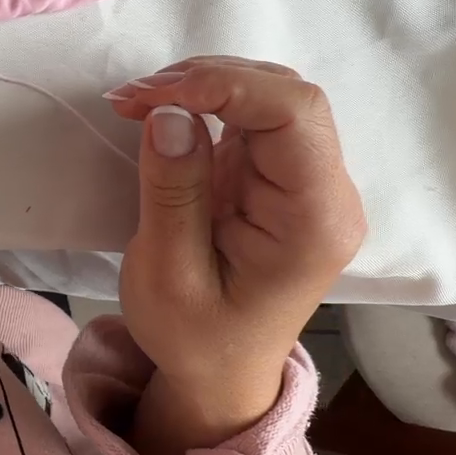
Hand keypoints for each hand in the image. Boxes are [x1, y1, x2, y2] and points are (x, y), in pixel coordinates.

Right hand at [105, 58, 365, 454]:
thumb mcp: (168, 274)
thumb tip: (170, 114)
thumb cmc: (193, 337)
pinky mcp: (276, 180)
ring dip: (201, 86)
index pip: (292, 113)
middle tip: (131, 98)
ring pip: (269, 98)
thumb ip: (173, 193)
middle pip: (287, 96)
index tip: (148, 97)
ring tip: (138, 103)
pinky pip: (250, 120)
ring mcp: (303, 183)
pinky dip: (202, 104)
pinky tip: (161, 114)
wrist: (219, 375)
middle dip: (207, 79)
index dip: (222, 85)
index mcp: (313, 219)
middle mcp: (324, 192)